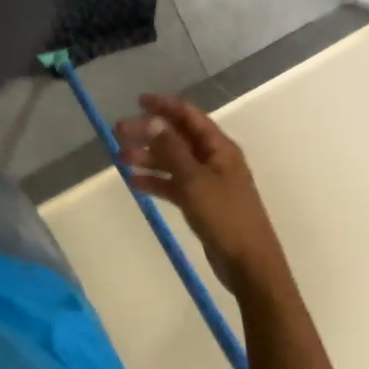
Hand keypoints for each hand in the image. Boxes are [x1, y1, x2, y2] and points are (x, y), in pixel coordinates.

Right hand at [115, 93, 258, 273]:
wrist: (250, 266)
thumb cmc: (225, 217)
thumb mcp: (194, 180)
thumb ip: (171, 148)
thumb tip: (151, 119)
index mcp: (219, 147)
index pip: (188, 115)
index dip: (163, 105)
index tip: (137, 101)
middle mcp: (213, 159)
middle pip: (176, 137)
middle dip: (148, 132)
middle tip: (119, 132)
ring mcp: (207, 181)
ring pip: (172, 160)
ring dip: (148, 156)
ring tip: (120, 157)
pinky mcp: (201, 202)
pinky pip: (174, 184)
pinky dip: (155, 181)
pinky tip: (134, 182)